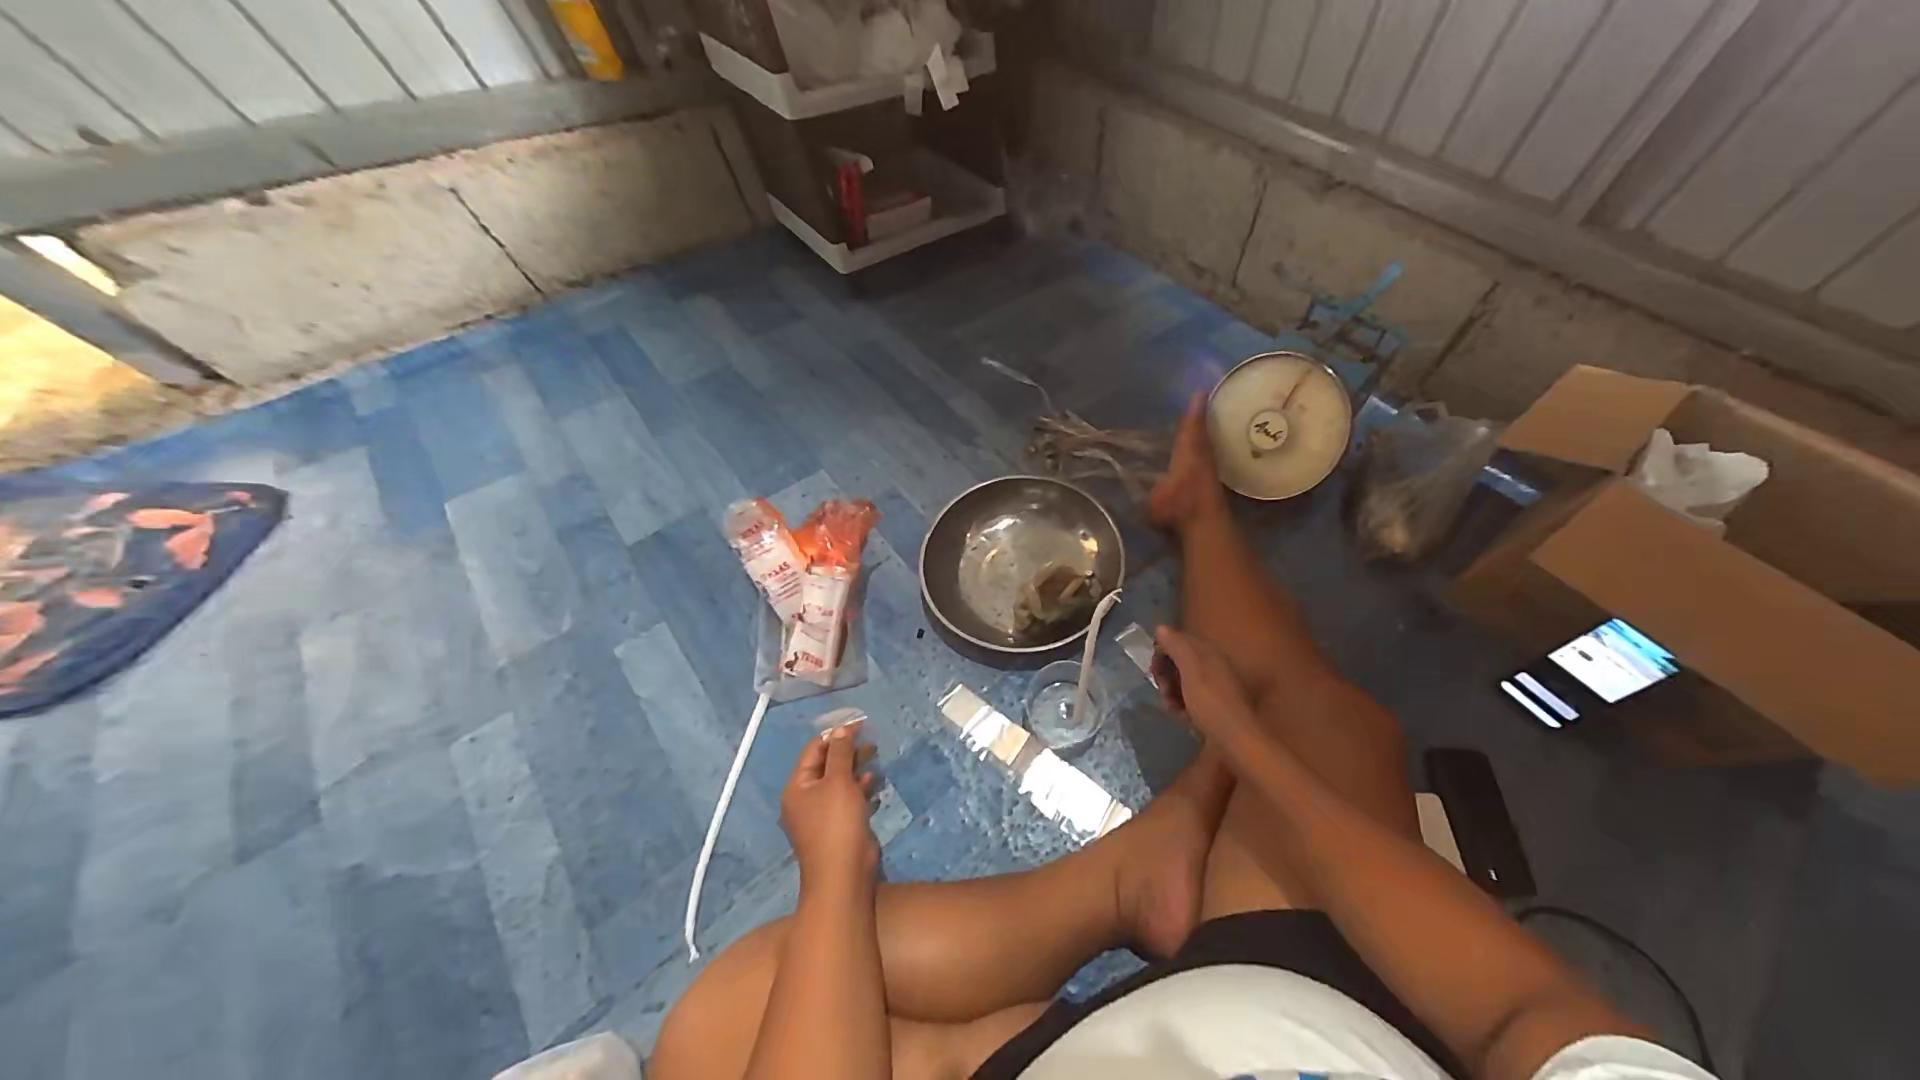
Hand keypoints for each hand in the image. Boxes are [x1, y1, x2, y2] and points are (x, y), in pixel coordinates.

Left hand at [781, 720, 879, 892]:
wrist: (844, 874)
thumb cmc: (836, 823)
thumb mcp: (839, 781)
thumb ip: (840, 753)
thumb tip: (840, 730)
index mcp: (797, 787)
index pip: (814, 750)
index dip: (836, 735)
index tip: (860, 724)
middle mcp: (805, 799)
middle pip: (827, 765)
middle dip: (848, 751)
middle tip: (871, 741)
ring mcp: (822, 815)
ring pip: (839, 782)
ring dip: (856, 768)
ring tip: (875, 756)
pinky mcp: (839, 827)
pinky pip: (848, 799)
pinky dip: (861, 788)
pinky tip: (875, 782)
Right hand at [1155, 626, 1260, 744]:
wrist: (1237, 739)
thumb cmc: (1211, 702)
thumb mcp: (1191, 669)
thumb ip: (1176, 646)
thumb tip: (1161, 628)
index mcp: (1208, 652)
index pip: (1178, 640)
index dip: (1161, 652)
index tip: (1153, 670)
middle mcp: (1213, 664)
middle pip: (1179, 661)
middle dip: (1165, 674)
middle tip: (1161, 689)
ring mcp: (1215, 685)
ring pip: (1182, 680)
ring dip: (1171, 691)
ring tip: (1170, 706)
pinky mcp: (1214, 704)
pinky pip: (1190, 696)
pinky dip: (1182, 704)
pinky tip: (1180, 716)